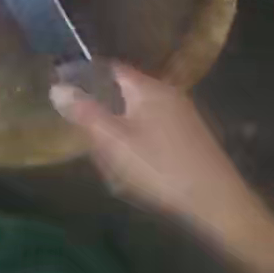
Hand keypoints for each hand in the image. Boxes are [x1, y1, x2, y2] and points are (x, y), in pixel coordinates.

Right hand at [51, 63, 271, 247]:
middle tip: (73, 121)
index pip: (110, 68)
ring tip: (96, 145)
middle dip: (97, 103)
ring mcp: (181, 117)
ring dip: (113, 123)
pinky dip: (131, 136)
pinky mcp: (187, 138)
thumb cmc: (158, 168)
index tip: (59, 86)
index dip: (83, 73)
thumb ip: (83, 112)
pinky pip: (149, 127)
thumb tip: (56, 87)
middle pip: (122, 90)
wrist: (217, 205)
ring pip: (135, 111)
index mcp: (149, 90)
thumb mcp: (111, 141)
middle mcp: (168, 96)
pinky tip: (125, 159)